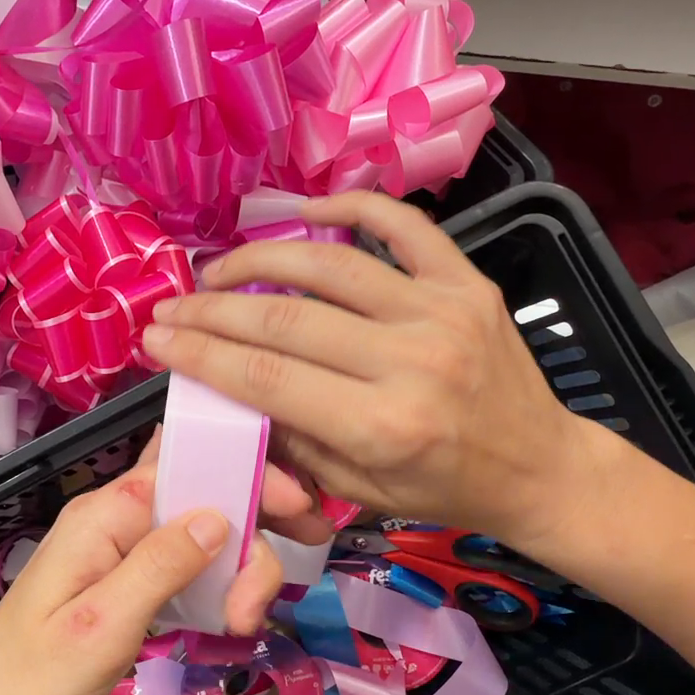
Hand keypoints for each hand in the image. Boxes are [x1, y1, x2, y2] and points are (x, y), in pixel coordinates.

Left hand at [0, 439, 325, 694]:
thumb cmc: (37, 675)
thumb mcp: (102, 626)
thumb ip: (158, 567)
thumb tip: (218, 516)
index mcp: (105, 514)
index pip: (185, 466)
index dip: (245, 476)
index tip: (299, 511)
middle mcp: (115, 516)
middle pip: (200, 496)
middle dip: (250, 535)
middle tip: (267, 600)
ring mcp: (121, 545)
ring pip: (200, 531)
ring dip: (237, 568)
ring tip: (243, 623)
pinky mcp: (127, 574)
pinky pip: (184, 561)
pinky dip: (217, 582)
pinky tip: (230, 616)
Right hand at [139, 191, 600, 551]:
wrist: (539, 467)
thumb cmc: (440, 488)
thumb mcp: (356, 489)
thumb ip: (290, 438)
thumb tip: (226, 387)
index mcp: (381, 426)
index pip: (265, 377)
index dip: (199, 353)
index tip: (155, 338)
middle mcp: (410, 362)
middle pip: (284, 319)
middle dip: (211, 310)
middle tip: (171, 306)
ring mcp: (442, 311)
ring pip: (329, 264)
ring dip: (259, 259)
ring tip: (219, 270)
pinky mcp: (465, 281)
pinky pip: (402, 224)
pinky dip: (350, 206)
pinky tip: (305, 210)